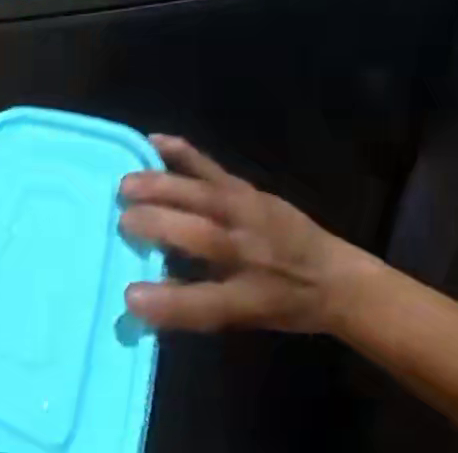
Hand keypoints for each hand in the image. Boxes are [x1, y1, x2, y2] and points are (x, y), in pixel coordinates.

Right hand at [119, 135, 369, 333]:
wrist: (337, 277)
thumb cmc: (279, 302)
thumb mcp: (241, 317)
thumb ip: (191, 303)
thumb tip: (136, 296)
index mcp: (249, 297)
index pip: (204, 303)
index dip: (167, 301)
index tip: (129, 296)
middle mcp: (250, 254)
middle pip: (201, 237)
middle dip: (157, 226)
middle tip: (120, 221)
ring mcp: (249, 214)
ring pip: (201, 196)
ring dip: (160, 187)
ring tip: (125, 185)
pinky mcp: (245, 188)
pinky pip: (209, 167)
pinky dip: (180, 152)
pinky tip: (153, 141)